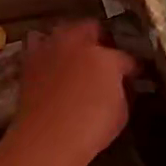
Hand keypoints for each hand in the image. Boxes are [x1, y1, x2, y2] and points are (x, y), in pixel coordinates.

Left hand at [11, 20, 135, 165]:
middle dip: (101, 40)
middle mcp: (78, 42)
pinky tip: (50, 59)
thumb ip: (122, 90)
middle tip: (105, 58)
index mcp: (106, 57)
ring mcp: (52, 45)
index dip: (132, 66)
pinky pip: (38, 41)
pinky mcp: (31, 56)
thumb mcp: (120, 113)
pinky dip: (46, 46)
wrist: (47, 137)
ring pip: (65, 28)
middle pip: (93, 28)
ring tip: (76, 54)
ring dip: (72, 38)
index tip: (134, 74)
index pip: (125, 57)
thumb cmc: (90, 129)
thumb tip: (120, 83)